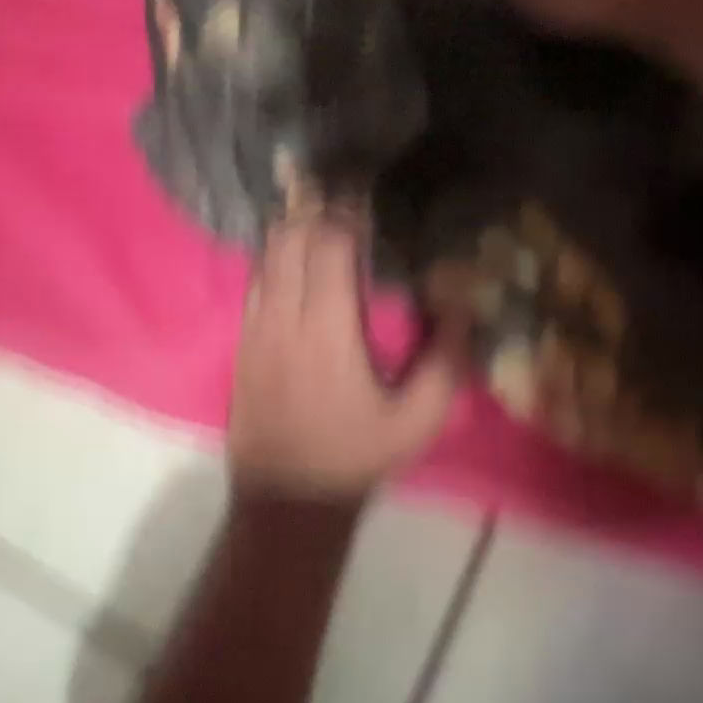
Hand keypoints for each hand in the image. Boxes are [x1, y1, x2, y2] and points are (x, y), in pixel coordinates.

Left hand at [229, 213, 466, 497]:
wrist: (286, 501)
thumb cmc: (357, 458)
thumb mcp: (418, 421)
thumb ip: (445, 361)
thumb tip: (460, 306)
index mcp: (328, 332)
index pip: (328, 248)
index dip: (346, 217)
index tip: (366, 201)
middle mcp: (284, 319)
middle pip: (290, 239)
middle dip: (317, 214)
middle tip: (346, 208)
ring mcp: (255, 329)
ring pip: (267, 256)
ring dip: (294, 233)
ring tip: (322, 227)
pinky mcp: (242, 342)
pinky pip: (254, 281)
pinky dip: (276, 260)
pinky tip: (296, 263)